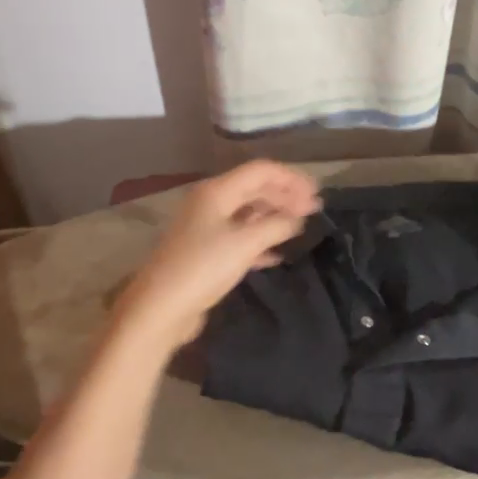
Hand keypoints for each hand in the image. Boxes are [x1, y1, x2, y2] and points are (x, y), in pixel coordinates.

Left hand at [111, 160, 321, 349]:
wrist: (160, 307)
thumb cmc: (203, 268)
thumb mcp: (245, 243)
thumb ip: (276, 226)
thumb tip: (298, 217)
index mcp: (217, 191)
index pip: (261, 171)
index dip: (291, 179)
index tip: (317, 194)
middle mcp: (210, 203)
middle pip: (254, 189)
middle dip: (285, 196)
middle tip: (314, 210)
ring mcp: (205, 227)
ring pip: (247, 213)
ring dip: (274, 218)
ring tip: (299, 229)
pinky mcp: (205, 252)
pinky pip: (239, 237)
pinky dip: (260, 240)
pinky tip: (277, 254)